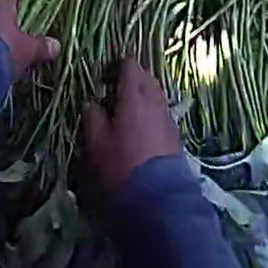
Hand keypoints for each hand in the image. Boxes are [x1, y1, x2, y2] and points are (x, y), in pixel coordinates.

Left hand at [0, 0, 59, 80]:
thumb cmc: (4, 51)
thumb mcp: (28, 50)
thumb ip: (41, 46)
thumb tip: (56, 45)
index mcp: (2, 5)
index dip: (27, 6)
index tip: (35, 16)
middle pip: (1, 14)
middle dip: (11, 26)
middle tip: (23, 39)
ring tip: (7, 55)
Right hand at [81, 60, 182, 193]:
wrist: (161, 202)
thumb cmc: (122, 166)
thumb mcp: (96, 143)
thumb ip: (92, 116)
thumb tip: (94, 103)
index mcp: (134, 95)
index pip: (129, 65)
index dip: (116, 65)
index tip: (103, 76)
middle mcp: (154, 100)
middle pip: (145, 76)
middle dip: (130, 78)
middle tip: (113, 92)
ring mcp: (167, 117)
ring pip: (154, 94)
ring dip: (141, 95)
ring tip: (125, 111)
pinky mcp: (175, 135)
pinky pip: (160, 112)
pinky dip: (149, 112)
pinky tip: (139, 129)